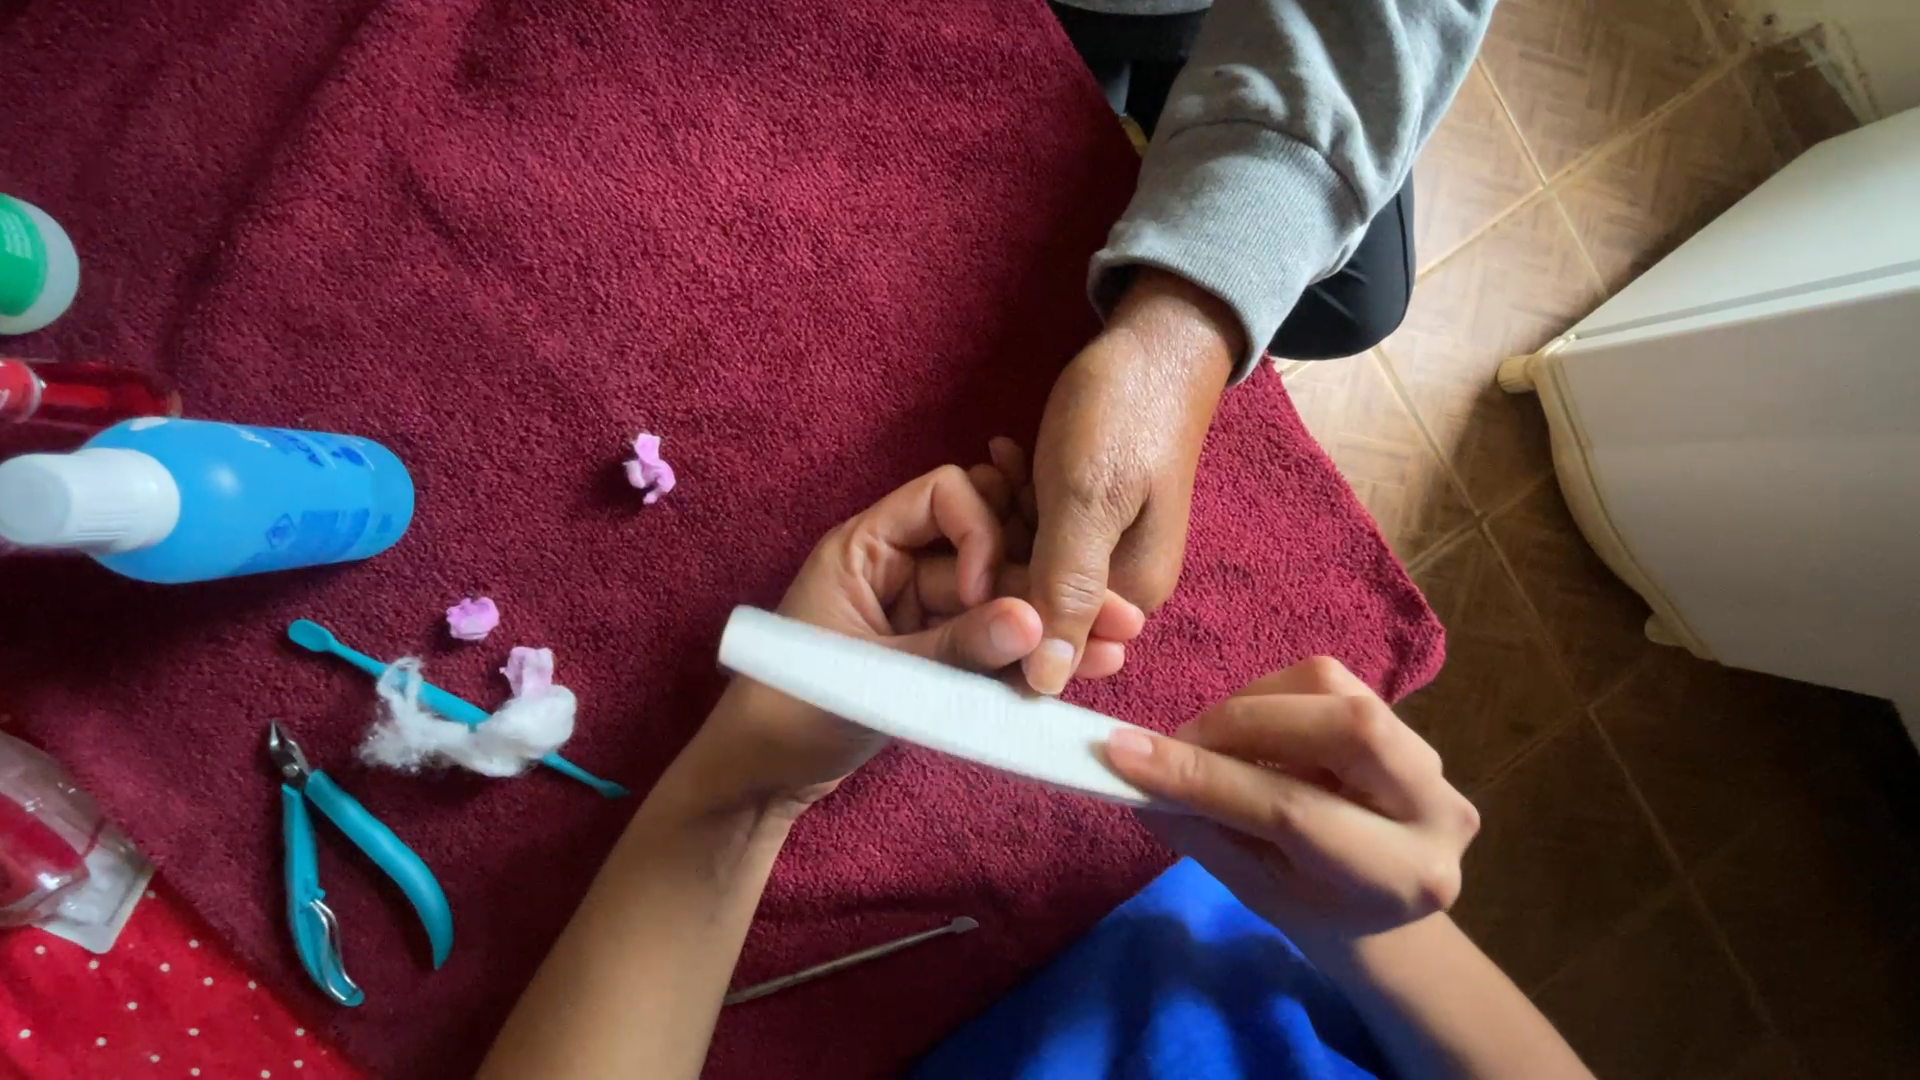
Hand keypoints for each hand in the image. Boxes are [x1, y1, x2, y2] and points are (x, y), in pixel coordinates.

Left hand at [690, 450, 1145, 815]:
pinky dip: (1033, 656)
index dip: (981, 533)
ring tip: (1119, 643)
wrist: (766, 777)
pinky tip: (1088, 665)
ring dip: (1054, 622)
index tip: (988, 594)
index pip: (944, 496)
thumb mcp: (871, 675)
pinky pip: (994, 645)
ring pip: (1001, 603)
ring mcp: (927, 612)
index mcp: (868, 545)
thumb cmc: (791, 712)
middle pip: (989, 556)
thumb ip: (953, 648)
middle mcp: (904, 567)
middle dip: (1046, 587)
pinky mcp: (942, 654)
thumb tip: (1034, 622)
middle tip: (1118, 617)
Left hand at [1023, 268, 1239, 693]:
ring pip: (1028, 558)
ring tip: (1001, 463)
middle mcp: (1120, 581)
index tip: (970, 559)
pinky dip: (1017, 495)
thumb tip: (1047, 686)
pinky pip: (1038, 527)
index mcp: (1130, 592)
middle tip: (990, 493)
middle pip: (1034, 597)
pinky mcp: (1089, 517)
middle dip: (1000, 550)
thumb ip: (1067, 593)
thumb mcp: (1086, 505)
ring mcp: (1105, 547)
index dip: (998, 605)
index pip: (1048, 638)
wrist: (1157, 343)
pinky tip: (1006, 454)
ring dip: (1004, 514)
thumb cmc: (1122, 419)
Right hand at [1103, 656, 1480, 943]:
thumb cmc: (1306, 904)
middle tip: (1178, 742)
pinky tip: (1252, 732)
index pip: (1293, 811)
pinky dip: (1268, 695)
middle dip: (1241, 722)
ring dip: (1250, 705)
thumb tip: (1127, 761)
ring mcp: (1431, 757)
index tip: (1122, 752)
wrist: (1375, 897)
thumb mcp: (1248, 882)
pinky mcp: (1404, 718)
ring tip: (1214, 743)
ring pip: (1330, 688)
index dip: (1202, 776)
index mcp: (1398, 877)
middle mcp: (1436, 810)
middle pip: (1345, 727)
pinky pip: (1324, 678)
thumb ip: (1195, 822)